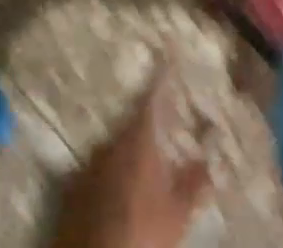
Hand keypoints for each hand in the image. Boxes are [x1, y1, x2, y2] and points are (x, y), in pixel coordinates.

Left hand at [49, 63, 212, 247]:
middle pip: (132, 122)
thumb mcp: (177, 212)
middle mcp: (109, 143)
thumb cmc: (142, 230)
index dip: (161, 77)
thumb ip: (193, 182)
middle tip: (166, 119)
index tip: (169, 53)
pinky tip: (122, 182)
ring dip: (130, 146)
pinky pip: (100, 165)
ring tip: (148, 157)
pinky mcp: (74, 183)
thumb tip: (208, 160)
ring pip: (115, 144)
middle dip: (149, 121)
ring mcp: (89, 162)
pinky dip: (113, 166)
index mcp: (137, 142)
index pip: (151, 100)